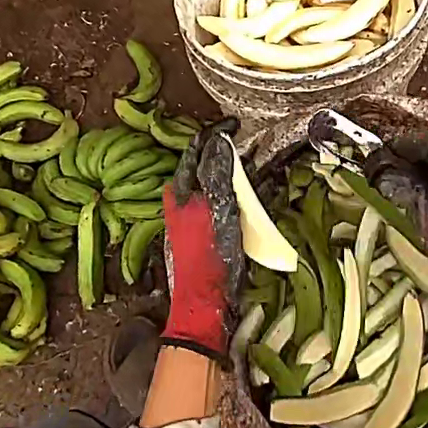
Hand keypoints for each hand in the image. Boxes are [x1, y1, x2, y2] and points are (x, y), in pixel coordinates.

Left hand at [159, 121, 245, 360]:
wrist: (205, 302)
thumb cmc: (210, 257)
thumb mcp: (218, 209)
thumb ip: (217, 174)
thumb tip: (218, 142)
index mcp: (180, 190)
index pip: (196, 150)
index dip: (215, 135)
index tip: (234, 125)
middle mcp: (180, 201)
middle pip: (201, 166)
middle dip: (221, 152)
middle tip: (244, 143)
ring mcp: (188, 217)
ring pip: (208, 183)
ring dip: (227, 173)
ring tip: (247, 165)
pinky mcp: (199, 232)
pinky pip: (215, 202)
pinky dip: (230, 193)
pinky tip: (244, 197)